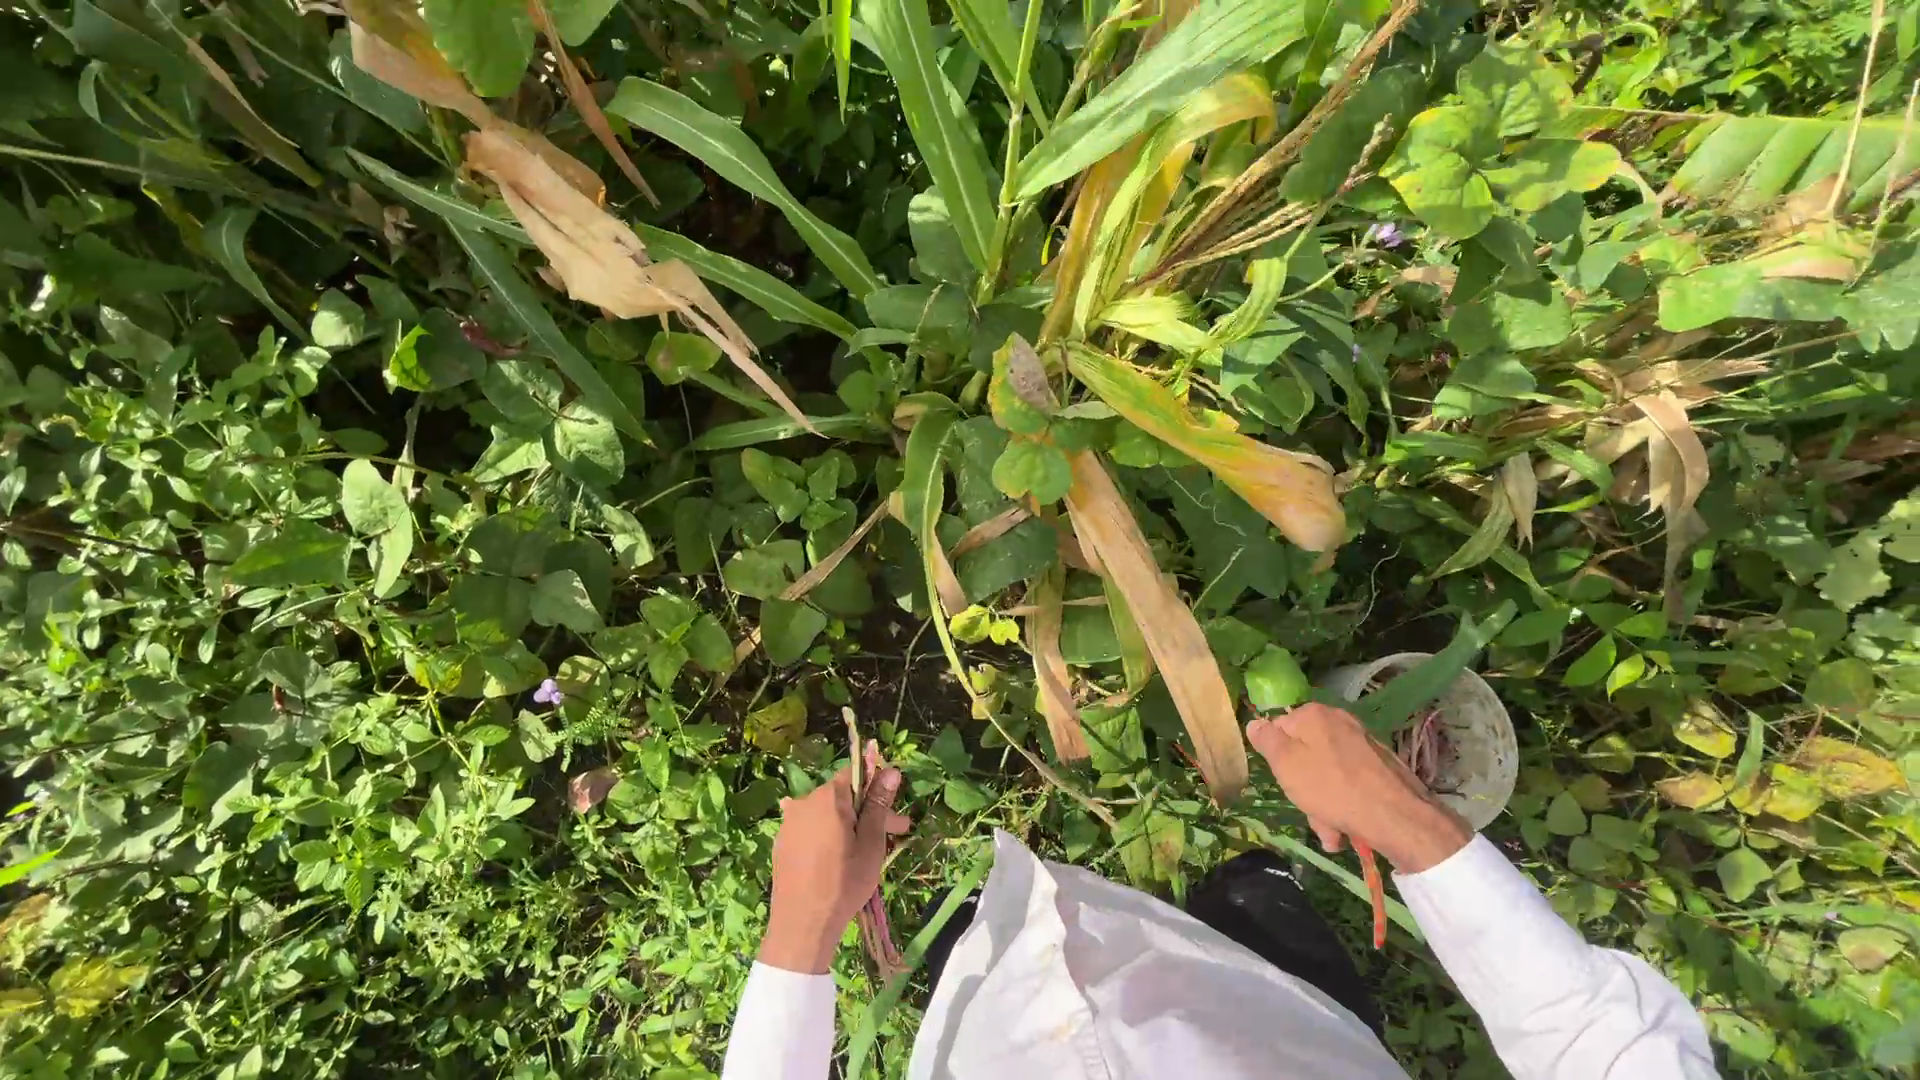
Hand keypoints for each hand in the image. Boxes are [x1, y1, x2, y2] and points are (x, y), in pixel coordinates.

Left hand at [759, 760, 911, 973]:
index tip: (893, 814)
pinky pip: (810, 829)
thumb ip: (879, 804)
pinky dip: (826, 837)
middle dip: (867, 812)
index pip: (855, 774)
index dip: (877, 789)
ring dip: (847, 826)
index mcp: (828, 797)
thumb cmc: (844, 883)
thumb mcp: (870, 843)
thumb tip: (891, 770)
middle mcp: (804, 802)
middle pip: (842, 797)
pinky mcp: (781, 843)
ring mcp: (789, 823)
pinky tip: (836, 858)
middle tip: (892, 836)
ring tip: (864, 852)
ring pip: (826, 814)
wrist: (802, 926)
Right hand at [1246, 704, 1470, 873]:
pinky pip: (1350, 780)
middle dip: (1303, 786)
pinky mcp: (1380, 764)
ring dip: (1323, 802)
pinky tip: (1347, 827)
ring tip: (1332, 832)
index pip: (1278, 730)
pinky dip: (1344, 801)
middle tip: (1308, 812)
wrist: (1397, 817)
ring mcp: (1362, 742)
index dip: (1277, 759)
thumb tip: (1255, 722)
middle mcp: (1339, 721)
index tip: (1284, 784)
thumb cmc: (1331, 788)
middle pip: (1305, 753)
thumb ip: (1267, 740)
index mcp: (1313, 715)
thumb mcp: (1286, 764)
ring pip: (1328, 771)